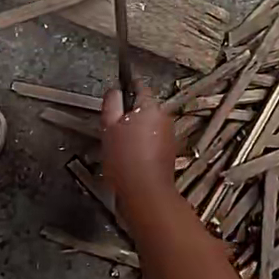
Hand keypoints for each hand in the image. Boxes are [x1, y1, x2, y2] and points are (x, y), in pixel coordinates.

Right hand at [100, 83, 177, 201]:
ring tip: (120, 146)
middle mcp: (164, 117)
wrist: (145, 192)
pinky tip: (131, 157)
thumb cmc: (125, 159)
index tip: (118, 91)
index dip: (127, 87)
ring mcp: (169, 134)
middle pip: (144, 107)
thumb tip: (114, 91)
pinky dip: (143, 143)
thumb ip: (111, 103)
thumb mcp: (109, 127)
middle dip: (130, 114)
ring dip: (137, 129)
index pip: (140, 86)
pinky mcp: (169, 151)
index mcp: (150, 107)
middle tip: (113, 128)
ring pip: (148, 124)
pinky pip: (153, 139)